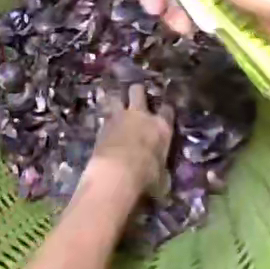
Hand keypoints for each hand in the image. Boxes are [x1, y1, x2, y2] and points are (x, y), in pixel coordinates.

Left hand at [81, 87, 170, 205]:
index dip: (165, 110)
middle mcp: (141, 116)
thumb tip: (161, 176)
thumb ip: (160, 168)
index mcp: (160, 128)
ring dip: (117, 102)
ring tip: (116, 108)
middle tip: (135, 97)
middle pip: (138, 91)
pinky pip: (104, 116)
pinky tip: (105, 127)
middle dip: (137, 92)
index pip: (167, 110)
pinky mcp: (102, 124)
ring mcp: (119, 117)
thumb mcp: (161, 176)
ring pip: (117, 98)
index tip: (164, 112)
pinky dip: (105, 120)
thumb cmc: (146, 177)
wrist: (116, 173)